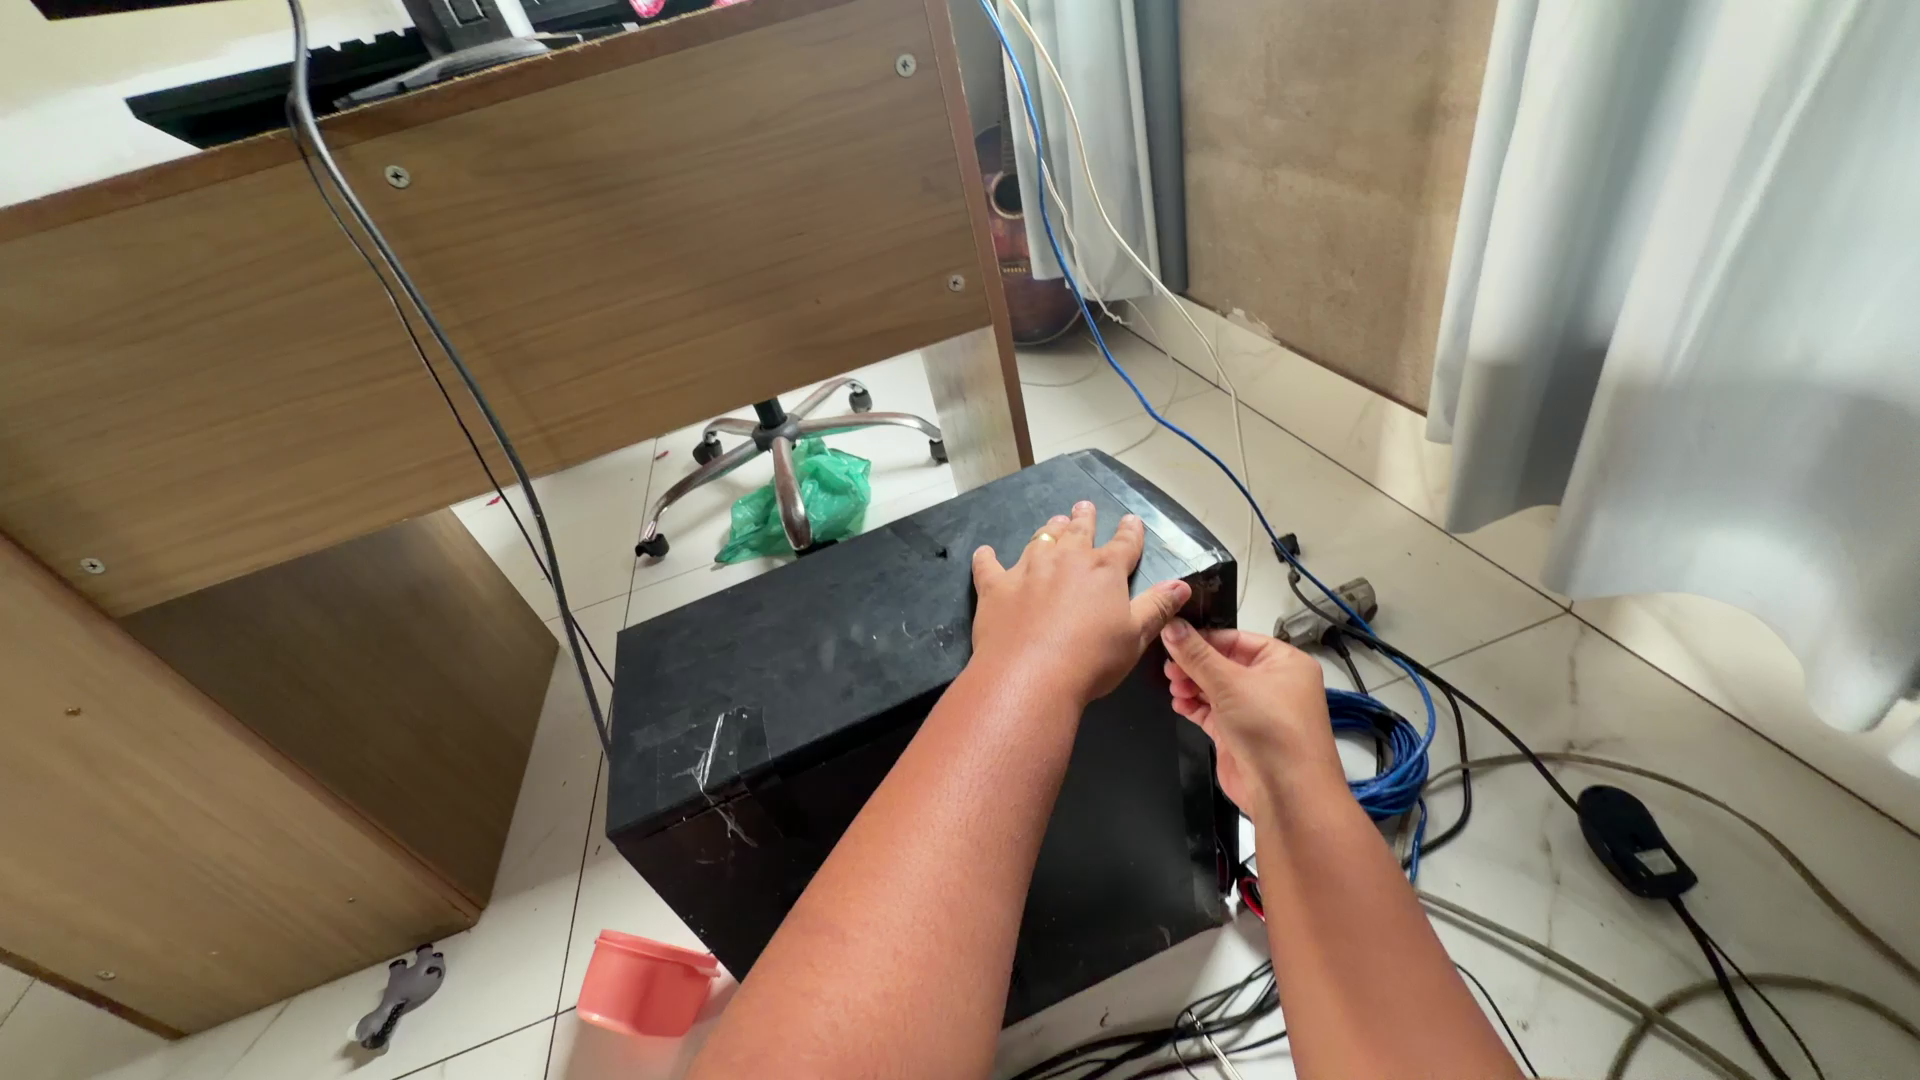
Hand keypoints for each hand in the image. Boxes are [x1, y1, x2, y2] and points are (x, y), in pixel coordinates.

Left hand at [970, 501, 1192, 707]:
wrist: (1031, 675)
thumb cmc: (1092, 659)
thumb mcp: (1135, 636)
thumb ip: (1157, 607)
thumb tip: (1181, 584)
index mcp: (1104, 571)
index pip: (1124, 545)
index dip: (1130, 532)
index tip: (1131, 520)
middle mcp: (1066, 560)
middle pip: (1078, 532)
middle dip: (1084, 518)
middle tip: (1084, 506)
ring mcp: (1027, 570)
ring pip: (1040, 540)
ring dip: (1048, 530)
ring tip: (1052, 522)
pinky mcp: (996, 586)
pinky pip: (988, 566)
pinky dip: (986, 558)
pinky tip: (984, 552)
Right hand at [1160, 622, 1342, 813]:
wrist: (1286, 793)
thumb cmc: (1272, 730)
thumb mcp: (1230, 683)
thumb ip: (1196, 655)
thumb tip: (1172, 626)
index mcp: (1283, 662)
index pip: (1235, 639)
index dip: (1203, 639)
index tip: (1172, 638)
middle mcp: (1271, 684)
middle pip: (1222, 663)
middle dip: (1194, 665)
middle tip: (1170, 668)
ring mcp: (1254, 710)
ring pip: (1214, 688)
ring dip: (1191, 685)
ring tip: (1174, 686)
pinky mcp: (1238, 734)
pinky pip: (1211, 712)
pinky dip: (1193, 706)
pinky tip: (1179, 704)